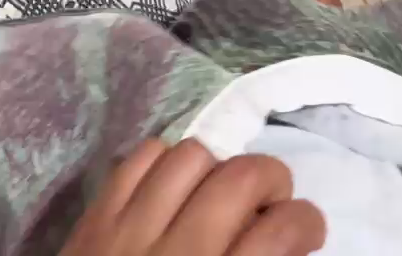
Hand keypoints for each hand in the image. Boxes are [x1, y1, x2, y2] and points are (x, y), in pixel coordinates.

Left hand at [60, 138, 325, 255]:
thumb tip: (288, 246)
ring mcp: (128, 231)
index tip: (307, 228)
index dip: (305, 220)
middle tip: (272, 200)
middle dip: (271, 178)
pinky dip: (163, 162)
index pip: (278, 232)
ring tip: (220, 190)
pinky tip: (173, 187)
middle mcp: (176, 255)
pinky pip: (138, 158)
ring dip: (217, 166)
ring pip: (190, 155)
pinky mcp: (94, 218)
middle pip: (238, 178)